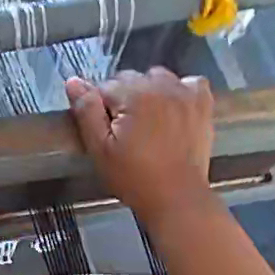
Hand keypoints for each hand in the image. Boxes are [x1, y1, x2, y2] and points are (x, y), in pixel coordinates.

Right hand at [66, 67, 214, 221]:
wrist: (175, 196)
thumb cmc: (134, 178)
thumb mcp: (99, 150)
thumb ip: (86, 112)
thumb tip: (73, 82)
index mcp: (133, 95)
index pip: (104, 87)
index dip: (99, 110)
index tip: (105, 133)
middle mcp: (161, 85)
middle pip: (130, 79)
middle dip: (122, 100)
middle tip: (124, 133)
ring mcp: (184, 92)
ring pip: (156, 78)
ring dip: (148, 94)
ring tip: (146, 124)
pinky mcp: (201, 102)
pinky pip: (187, 82)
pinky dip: (178, 91)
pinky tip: (171, 111)